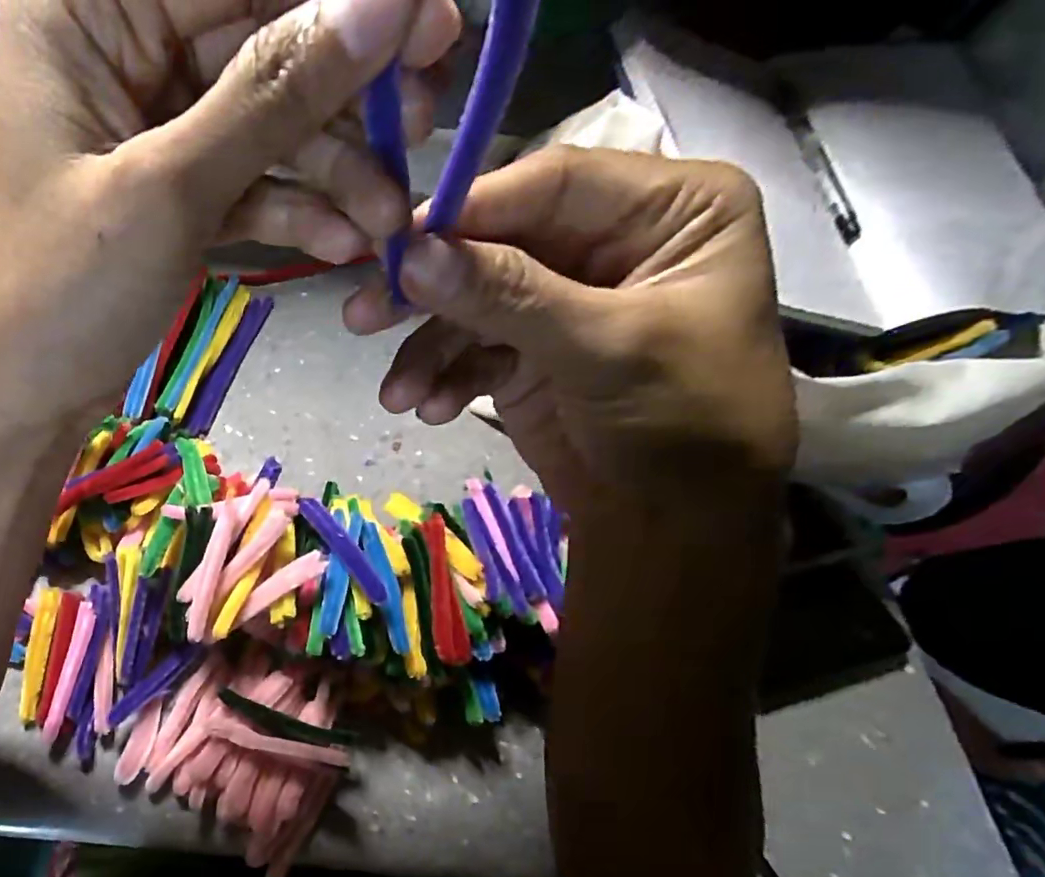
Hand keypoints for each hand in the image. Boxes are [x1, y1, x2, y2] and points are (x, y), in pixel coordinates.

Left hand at [0, 0, 459, 426]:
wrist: (29, 400)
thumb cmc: (68, 293)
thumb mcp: (168, 190)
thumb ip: (272, 92)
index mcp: (82, 8)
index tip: (428, 16)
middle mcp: (117, 46)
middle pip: (255, 31)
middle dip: (343, 84)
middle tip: (424, 112)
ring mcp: (150, 124)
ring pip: (263, 112)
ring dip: (332, 162)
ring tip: (392, 211)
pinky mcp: (174, 188)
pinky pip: (249, 175)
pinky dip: (295, 206)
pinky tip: (345, 242)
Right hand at [343, 147, 795, 524]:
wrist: (674, 521)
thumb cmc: (680, 420)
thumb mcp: (601, 347)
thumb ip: (506, 294)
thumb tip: (411, 254)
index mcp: (665, 210)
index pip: (551, 186)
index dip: (469, 211)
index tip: (394, 244)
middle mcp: (608, 244)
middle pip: (497, 243)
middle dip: (432, 289)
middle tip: (364, 315)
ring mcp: (560, 301)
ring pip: (472, 303)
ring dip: (427, 350)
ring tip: (397, 394)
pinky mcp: (525, 353)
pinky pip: (469, 350)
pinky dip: (444, 379)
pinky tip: (431, 409)